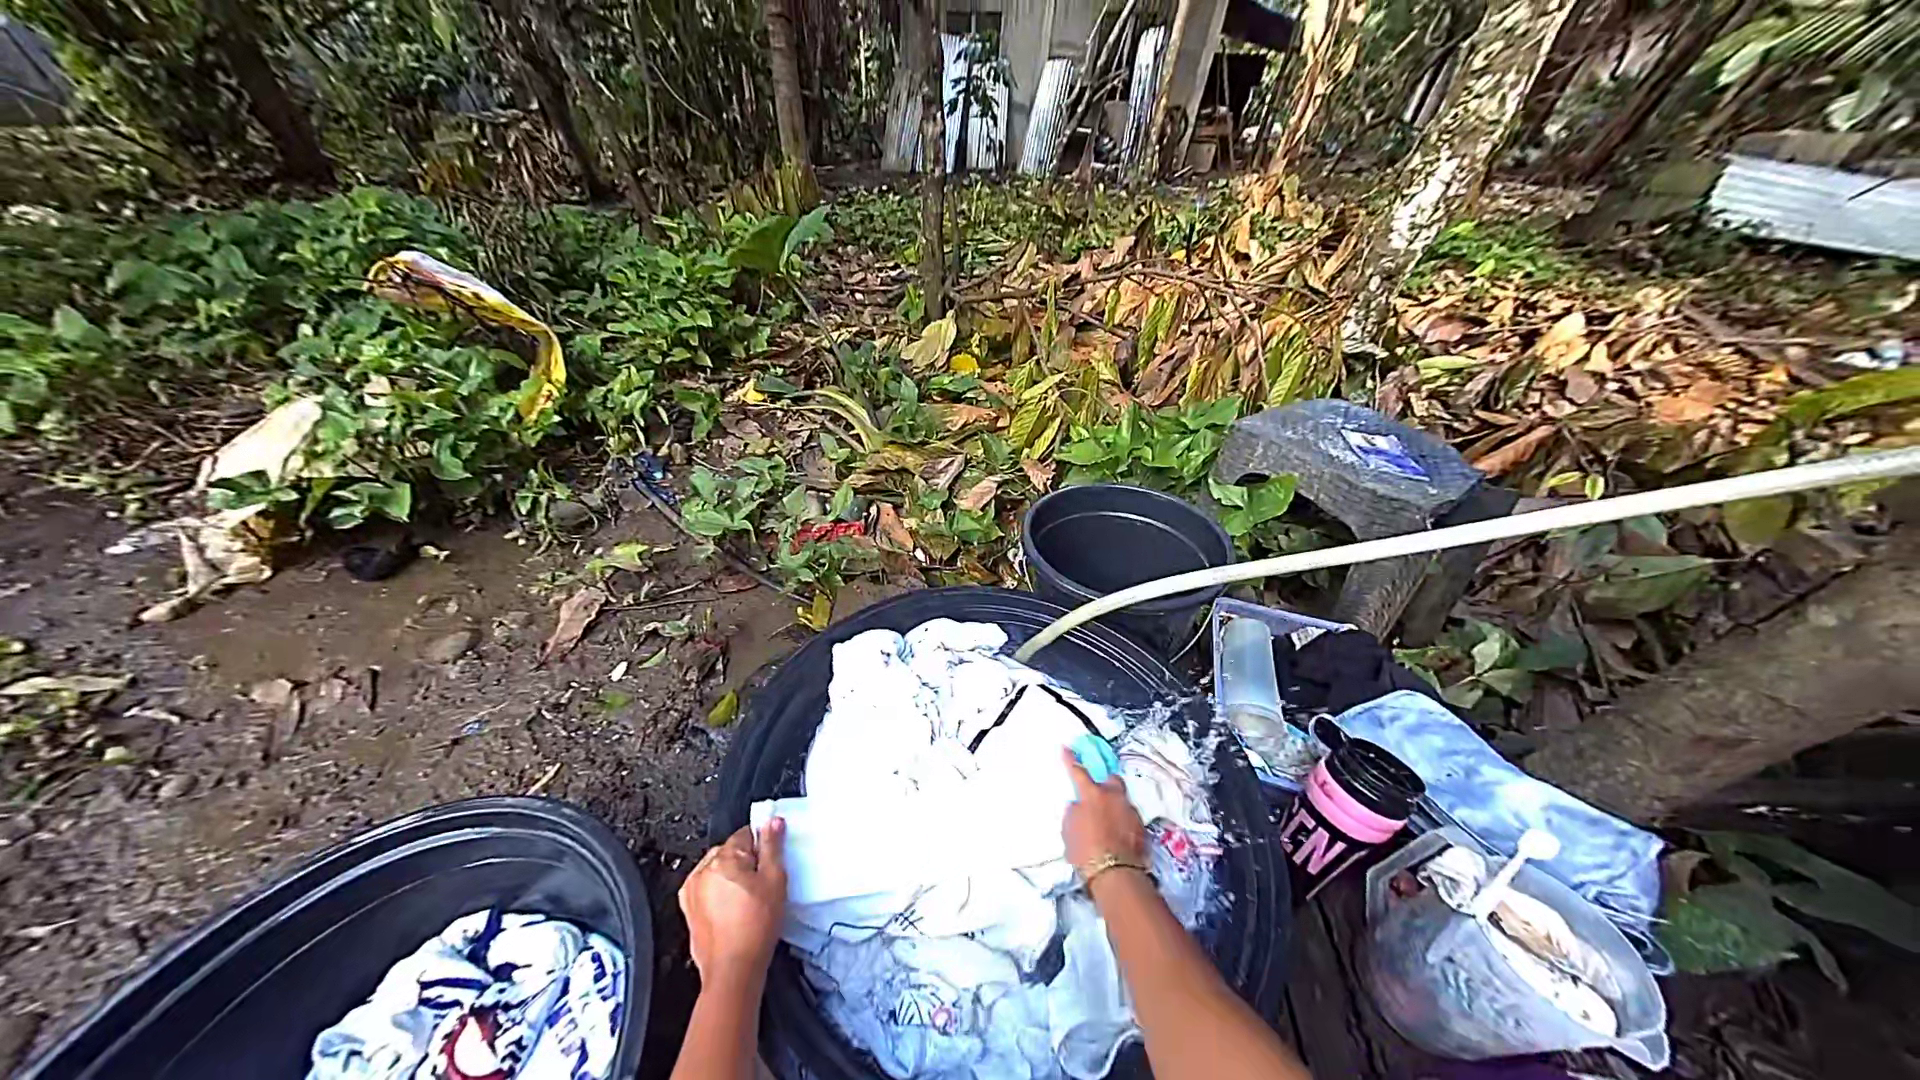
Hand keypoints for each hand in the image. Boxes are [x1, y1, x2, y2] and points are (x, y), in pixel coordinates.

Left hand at [679, 818, 787, 990]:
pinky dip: (719, 893)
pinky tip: (734, 910)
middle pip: (731, 851)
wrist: (733, 970)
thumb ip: (773, 846)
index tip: (770, 861)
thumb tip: (772, 822)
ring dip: (732, 877)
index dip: (763, 846)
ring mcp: (692, 891)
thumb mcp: (775, 880)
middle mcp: (702, 871)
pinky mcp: (689, 909)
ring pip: (719, 869)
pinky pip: (708, 888)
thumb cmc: (754, 930)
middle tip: (762, 884)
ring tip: (748, 901)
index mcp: (723, 859)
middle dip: (747, 862)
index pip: (746, 833)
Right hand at [1062, 747, 1146, 872]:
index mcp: (1092, 794)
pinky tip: (1117, 832)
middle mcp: (1114, 797)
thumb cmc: (1086, 851)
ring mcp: (1131, 812)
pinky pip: (1129, 817)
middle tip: (1097, 788)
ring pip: (1122, 799)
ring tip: (1107, 818)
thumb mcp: (1069, 829)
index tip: (1067, 748)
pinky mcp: (1142, 828)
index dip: (1070, 759)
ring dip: (1114, 804)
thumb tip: (1078, 805)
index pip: (1078, 771)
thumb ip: (1073, 811)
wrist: (1116, 875)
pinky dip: (1122, 821)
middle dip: (1104, 781)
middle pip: (1111, 779)